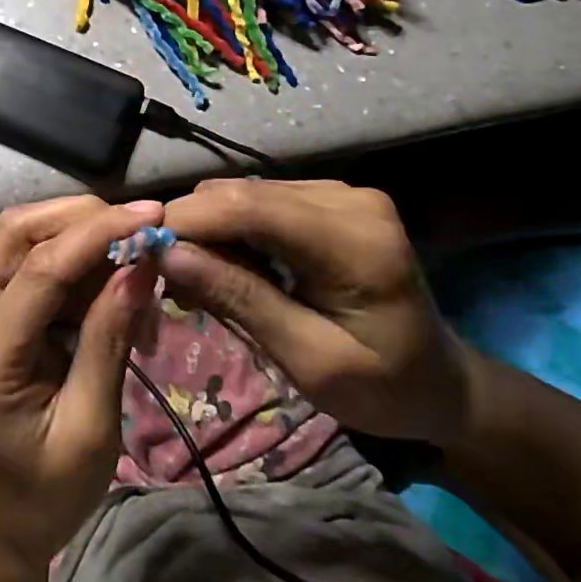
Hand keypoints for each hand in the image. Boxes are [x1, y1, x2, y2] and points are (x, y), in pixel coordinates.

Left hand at [0, 196, 163, 566]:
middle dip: (82, 216)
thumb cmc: (53, 489)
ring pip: (21, 236)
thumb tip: (140, 265)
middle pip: (16, 232)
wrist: (12, 517)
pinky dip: (77, 255)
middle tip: (143, 224)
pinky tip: (115, 274)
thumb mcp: (91, 426)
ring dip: (81, 230)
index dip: (97, 234)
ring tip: (136, 250)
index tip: (152, 216)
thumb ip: (110, 340)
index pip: (40, 270)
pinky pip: (31, 260)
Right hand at [160, 180, 473, 444]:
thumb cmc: (381, 388)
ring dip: (210, 231)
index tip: (140, 252)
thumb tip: (168, 253)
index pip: (251, 208)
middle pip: (242, 194)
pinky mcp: (330, 200)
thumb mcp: (308, 359)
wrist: (440, 382)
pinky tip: (228, 268)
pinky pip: (261, 201)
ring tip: (199, 283)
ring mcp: (341, 194)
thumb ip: (239, 299)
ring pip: (244, 193)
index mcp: (356, 241)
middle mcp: (348, 199)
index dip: (188, 221)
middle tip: (169, 282)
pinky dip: (233, 230)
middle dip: (193, 230)